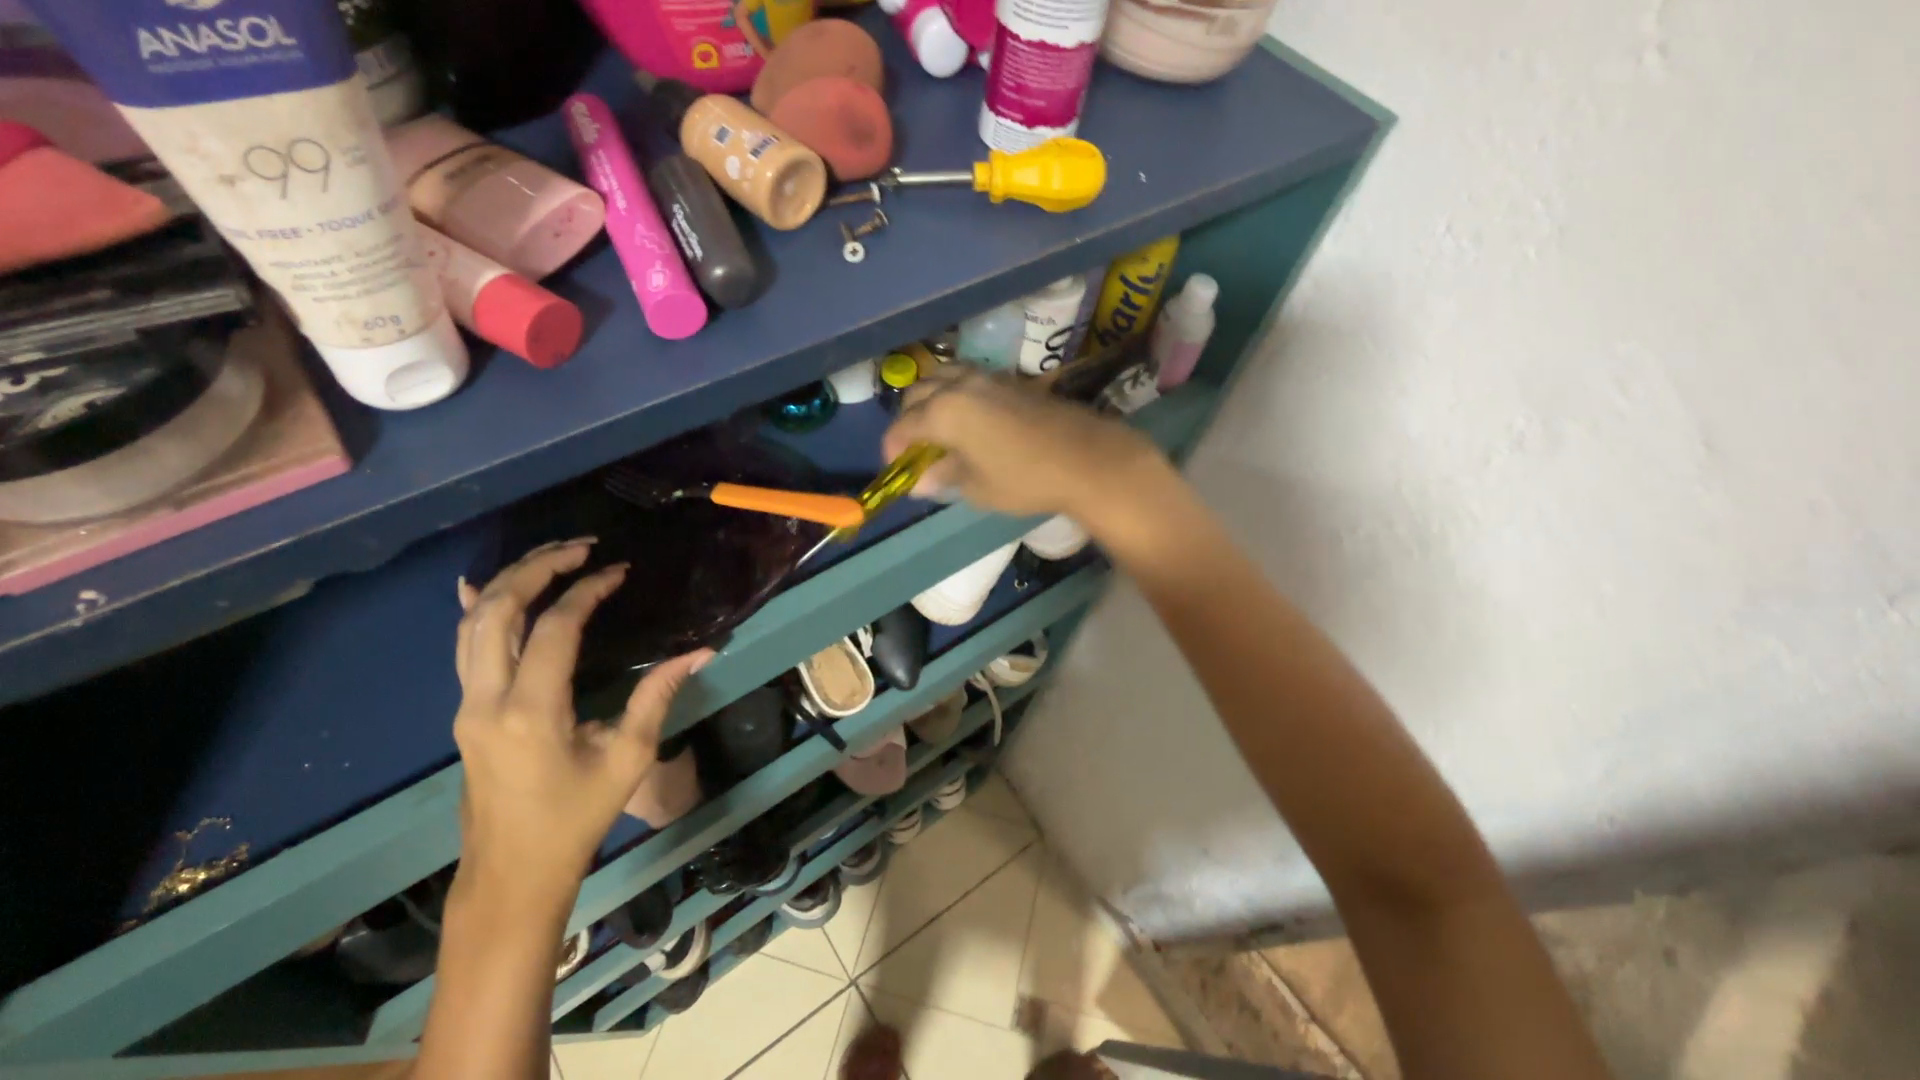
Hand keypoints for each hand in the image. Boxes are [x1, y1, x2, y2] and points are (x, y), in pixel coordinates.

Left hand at [452, 539, 710, 902]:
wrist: (513, 872)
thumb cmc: (576, 818)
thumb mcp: (627, 759)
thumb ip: (656, 697)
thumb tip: (700, 651)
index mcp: (531, 711)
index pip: (554, 628)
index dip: (586, 592)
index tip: (617, 572)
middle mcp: (488, 698)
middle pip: (499, 610)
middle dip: (537, 568)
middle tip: (580, 548)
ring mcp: (467, 705)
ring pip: (474, 623)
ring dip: (509, 582)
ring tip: (550, 557)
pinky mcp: (464, 712)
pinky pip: (463, 648)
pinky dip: (477, 610)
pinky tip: (484, 584)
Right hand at [881, 366, 1165, 520]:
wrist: (1087, 458)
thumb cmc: (1025, 479)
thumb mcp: (978, 487)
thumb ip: (945, 477)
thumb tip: (921, 480)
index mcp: (945, 411)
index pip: (904, 425)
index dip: (894, 448)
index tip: (898, 469)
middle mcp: (961, 386)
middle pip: (919, 393)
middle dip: (909, 418)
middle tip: (915, 448)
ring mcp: (989, 379)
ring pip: (944, 376)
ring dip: (932, 398)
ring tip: (939, 428)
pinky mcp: (1013, 381)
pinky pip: (970, 379)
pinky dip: (957, 393)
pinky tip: (969, 419)